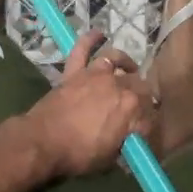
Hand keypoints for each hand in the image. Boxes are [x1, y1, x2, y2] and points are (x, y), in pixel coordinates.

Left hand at [18, 30, 155, 178]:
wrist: (43, 142)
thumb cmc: (79, 154)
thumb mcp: (110, 158)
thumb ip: (124, 145)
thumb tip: (131, 145)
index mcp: (131, 108)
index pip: (149, 116)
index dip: (148, 128)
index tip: (143, 139)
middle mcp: (118, 85)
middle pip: (138, 86)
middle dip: (142, 98)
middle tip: (138, 110)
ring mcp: (94, 75)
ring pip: (116, 61)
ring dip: (126, 64)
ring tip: (130, 69)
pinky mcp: (74, 72)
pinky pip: (82, 50)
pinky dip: (90, 39)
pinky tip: (98, 33)